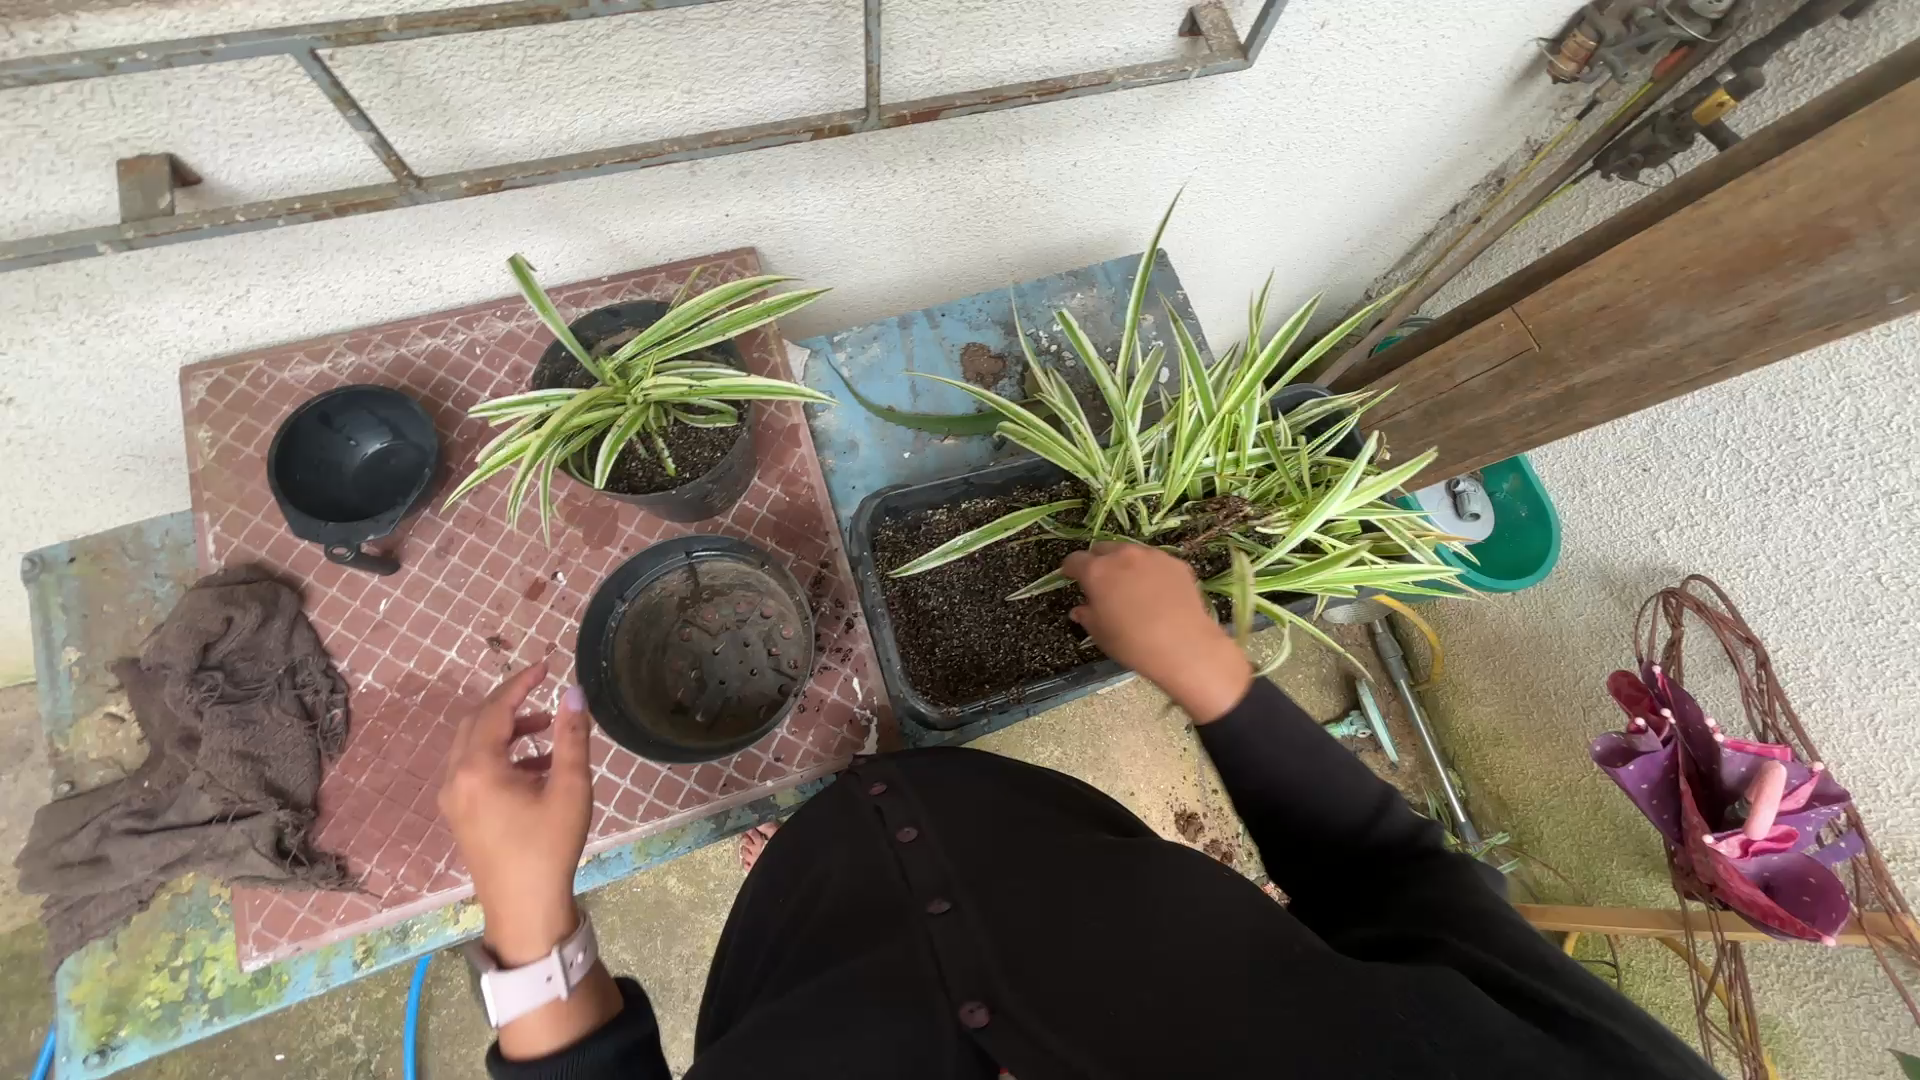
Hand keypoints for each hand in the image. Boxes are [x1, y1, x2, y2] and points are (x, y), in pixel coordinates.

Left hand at [440, 659, 621, 1059]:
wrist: (525, 907)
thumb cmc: (550, 843)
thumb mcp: (571, 786)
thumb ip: (571, 735)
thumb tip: (573, 691)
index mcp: (478, 769)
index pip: (495, 709)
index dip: (521, 682)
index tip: (547, 664)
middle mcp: (456, 778)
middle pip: (476, 723)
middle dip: (511, 702)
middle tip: (544, 690)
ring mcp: (454, 799)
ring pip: (473, 746)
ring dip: (508, 728)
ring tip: (550, 729)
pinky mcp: (461, 814)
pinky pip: (475, 767)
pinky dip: (503, 752)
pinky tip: (538, 766)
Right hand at [1061, 542, 1252, 723]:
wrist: (1184, 646)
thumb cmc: (1132, 643)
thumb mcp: (1100, 634)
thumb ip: (1087, 616)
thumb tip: (1080, 609)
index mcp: (1096, 571)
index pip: (1074, 560)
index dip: (1070, 569)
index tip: (1071, 578)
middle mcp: (1122, 555)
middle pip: (1102, 549)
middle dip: (1098, 562)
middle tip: (1102, 583)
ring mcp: (1152, 556)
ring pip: (1131, 552)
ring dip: (1125, 564)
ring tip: (1131, 586)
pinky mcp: (1176, 562)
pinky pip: (1156, 562)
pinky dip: (1151, 571)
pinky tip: (1158, 592)